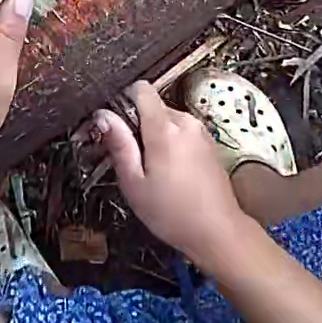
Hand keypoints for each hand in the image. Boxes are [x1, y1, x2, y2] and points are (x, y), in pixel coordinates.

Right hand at [88, 82, 257, 266]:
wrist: (219, 233)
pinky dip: (172, 143)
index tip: (117, 125)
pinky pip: (182, 131)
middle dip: (138, 124)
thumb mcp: (135, 184)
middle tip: (133, 159)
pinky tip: (172, 172)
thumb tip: (102, 115)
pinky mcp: (209, 142)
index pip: (141, 89)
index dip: (124, 101)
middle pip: (153, 106)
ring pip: (167, 119)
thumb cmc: (172, 213)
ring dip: (155, 135)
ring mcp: (200, 131)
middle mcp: (185, 122)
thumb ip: (119, 145)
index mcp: (165, 128)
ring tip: (153, 169)